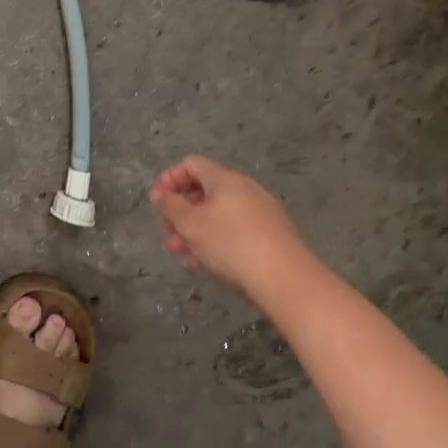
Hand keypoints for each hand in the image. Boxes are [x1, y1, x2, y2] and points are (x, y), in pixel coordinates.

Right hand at [150, 156, 312, 298]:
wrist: (288, 283)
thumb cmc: (231, 244)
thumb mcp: (190, 223)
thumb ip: (171, 205)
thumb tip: (163, 195)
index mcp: (226, 180)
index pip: (191, 165)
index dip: (170, 178)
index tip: (159, 201)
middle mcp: (246, 191)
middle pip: (205, 191)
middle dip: (181, 211)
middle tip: (168, 232)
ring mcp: (263, 215)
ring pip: (219, 215)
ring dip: (196, 230)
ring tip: (182, 253)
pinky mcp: (273, 238)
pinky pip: (236, 232)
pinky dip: (217, 241)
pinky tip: (205, 263)